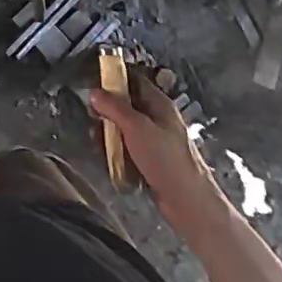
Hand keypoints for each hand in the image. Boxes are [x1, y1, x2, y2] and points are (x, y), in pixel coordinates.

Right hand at [89, 70, 224, 224]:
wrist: (187, 201)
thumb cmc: (164, 159)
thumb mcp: (137, 128)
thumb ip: (115, 108)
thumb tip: (93, 91)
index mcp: (159, 103)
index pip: (135, 81)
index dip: (115, 79)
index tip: (94, 85)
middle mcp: (159, 118)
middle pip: (128, 105)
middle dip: (109, 111)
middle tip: (94, 120)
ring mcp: (156, 140)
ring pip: (127, 128)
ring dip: (112, 134)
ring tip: (98, 143)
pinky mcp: (153, 160)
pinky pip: (130, 148)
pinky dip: (119, 151)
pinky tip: (111, 159)